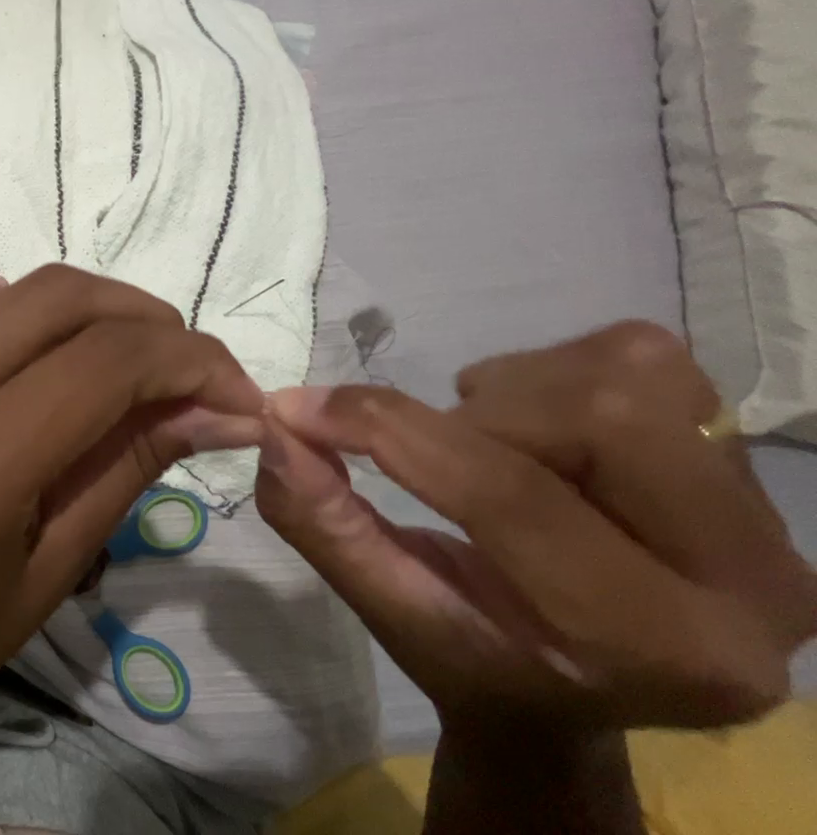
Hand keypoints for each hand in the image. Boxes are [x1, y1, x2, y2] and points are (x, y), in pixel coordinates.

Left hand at [0, 259, 264, 753]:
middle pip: (53, 302)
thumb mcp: (54, 566)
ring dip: (70, 315)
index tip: (230, 387)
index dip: (188, 360)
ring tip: (109, 358)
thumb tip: (221, 404)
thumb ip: (131, 465)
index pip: (105, 364)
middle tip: (179, 364)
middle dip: (140, 318)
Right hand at [256, 321, 816, 732]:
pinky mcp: (753, 461)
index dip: (390, 433)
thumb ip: (326, 524)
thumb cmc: (472, 658)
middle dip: (473, 416)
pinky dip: (557, 372)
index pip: (513, 498)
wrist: (573, 681)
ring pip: (630, 375)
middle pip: (601, 416)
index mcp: (659, 647)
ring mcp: (773, 517)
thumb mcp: (387, 608)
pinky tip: (538, 430)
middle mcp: (757, 583)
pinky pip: (647, 359)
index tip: (298, 408)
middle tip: (427, 451)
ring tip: (485, 444)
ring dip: (518, 391)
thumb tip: (273, 428)